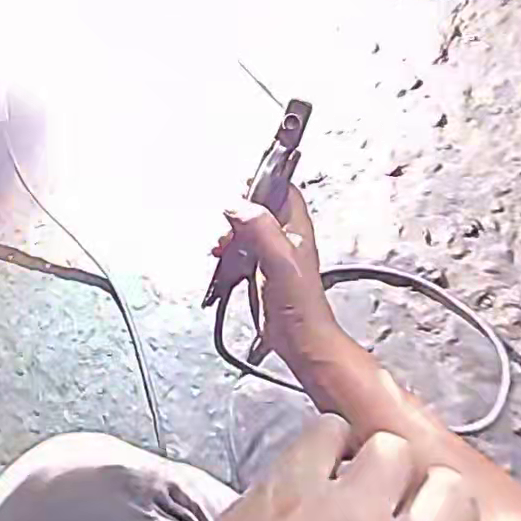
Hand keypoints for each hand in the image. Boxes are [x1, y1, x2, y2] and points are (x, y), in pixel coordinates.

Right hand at [214, 186, 331, 357]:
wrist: (299, 338)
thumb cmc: (299, 303)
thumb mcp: (279, 259)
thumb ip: (260, 228)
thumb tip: (237, 205)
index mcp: (296, 227)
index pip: (283, 189)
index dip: (264, 182)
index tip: (241, 184)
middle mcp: (286, 236)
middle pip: (260, 207)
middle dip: (239, 210)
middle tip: (227, 223)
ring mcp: (273, 253)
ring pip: (248, 227)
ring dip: (230, 231)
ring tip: (221, 243)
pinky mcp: (262, 269)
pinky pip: (241, 248)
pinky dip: (228, 249)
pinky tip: (221, 258)